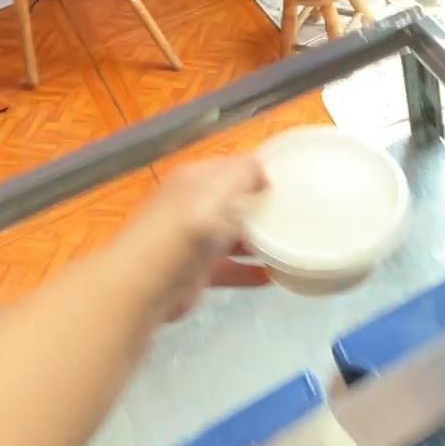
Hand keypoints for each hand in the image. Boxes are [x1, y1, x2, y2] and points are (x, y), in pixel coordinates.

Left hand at [103, 157, 272, 327]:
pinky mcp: (193, 270)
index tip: (287, 183)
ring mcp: (191, 239)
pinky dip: (247, 272)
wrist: (152, 277)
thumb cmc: (194, 222)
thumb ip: (248, 171)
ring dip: (257, 242)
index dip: (257, 172)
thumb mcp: (226, 184)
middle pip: (232, 203)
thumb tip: (263, 175)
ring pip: (230, 236)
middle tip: (292, 216)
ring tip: (286, 246)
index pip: (231, 167)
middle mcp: (191, 205)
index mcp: (196, 178)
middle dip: (259, 208)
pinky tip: (271, 277)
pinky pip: (227, 268)